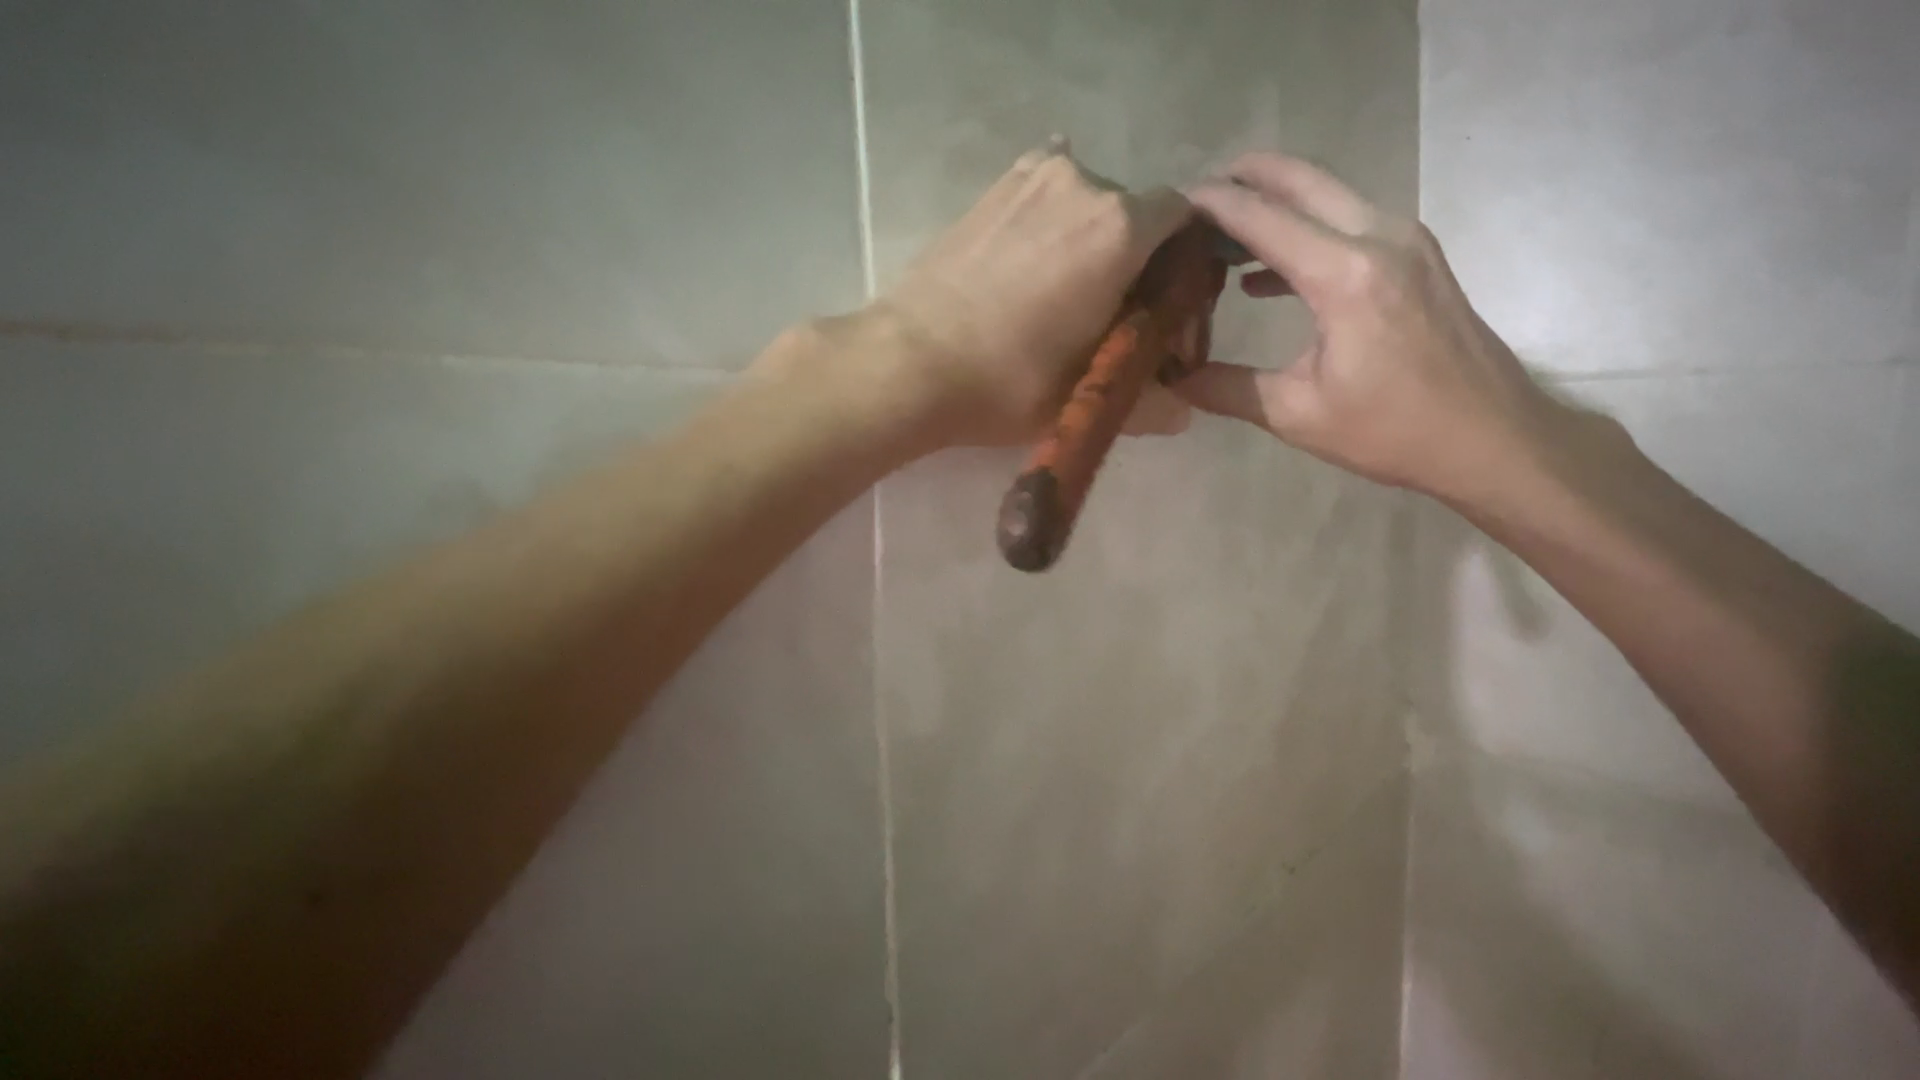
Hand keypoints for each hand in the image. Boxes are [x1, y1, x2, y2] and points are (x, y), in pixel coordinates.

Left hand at [862, 139, 1196, 447]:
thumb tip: (1183, 411)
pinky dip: (1051, 224)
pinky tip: (1034, 265)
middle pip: (1135, 215)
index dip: (1184, 265)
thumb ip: (1149, 403)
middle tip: (1111, 316)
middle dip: (1136, 259)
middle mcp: (1083, 184)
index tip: (1164, 309)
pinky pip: (1044, 197)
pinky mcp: (990, 192)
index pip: (1186, 221)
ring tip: (1062, 296)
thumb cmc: (1007, 380)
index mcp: (1121, 228)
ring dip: (1089, 242)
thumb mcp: (1085, 399)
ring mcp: (1030, 180)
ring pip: (1086, 204)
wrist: (909, 362)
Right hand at [1176, 153, 1573, 504]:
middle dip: (1246, 177)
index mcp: (1344, 275)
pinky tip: (1266, 277)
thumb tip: (1169, 380)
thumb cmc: (1393, 431)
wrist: (1494, 440)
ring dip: (1277, 202)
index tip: (1169, 202)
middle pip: (1302, 181)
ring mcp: (1407, 242)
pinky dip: (1305, 232)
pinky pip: (1350, 222)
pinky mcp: (1419, 258)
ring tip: (1222, 232)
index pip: (1262, 218)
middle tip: (1195, 196)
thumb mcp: (1297, 414)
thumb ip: (1226, 389)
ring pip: (1330, 195)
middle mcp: (1379, 237)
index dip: (1211, 204)